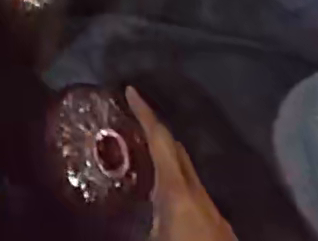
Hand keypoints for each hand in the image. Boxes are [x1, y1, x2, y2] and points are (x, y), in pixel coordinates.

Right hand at [127, 88, 236, 240]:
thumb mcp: (149, 240)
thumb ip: (125, 223)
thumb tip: (93, 224)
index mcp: (178, 194)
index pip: (161, 139)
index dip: (144, 112)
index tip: (130, 90)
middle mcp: (201, 197)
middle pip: (178, 153)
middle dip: (156, 134)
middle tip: (131, 125)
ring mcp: (217, 218)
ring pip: (191, 178)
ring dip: (169, 165)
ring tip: (144, 166)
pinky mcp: (224, 235)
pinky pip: (198, 199)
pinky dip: (179, 190)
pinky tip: (167, 207)